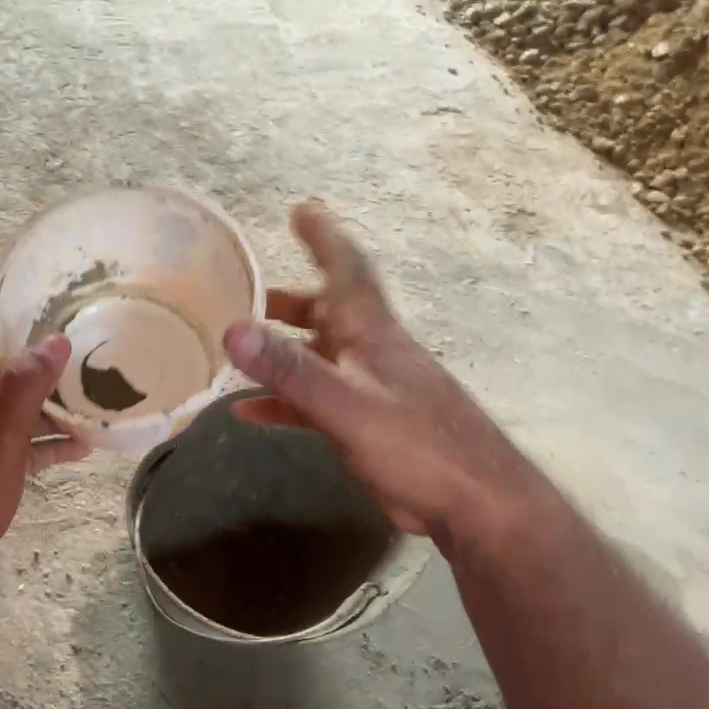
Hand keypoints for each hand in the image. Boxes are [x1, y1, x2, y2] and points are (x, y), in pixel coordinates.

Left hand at [0, 328, 83, 581]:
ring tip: (97, 397)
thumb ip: (23, 391)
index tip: (53, 312)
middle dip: (44, 365)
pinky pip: (23, 448)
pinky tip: (84, 446)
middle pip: (8, 378)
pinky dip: (49, 443)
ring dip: (53, 406)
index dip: (13, 326)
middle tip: (89, 353)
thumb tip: (53, 340)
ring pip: (19, 415)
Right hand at [222, 202, 547, 540]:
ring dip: (278, 345)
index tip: (303, 207)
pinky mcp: (363, 421)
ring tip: (236, 345)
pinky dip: (280, 398)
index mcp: (371, 334)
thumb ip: (291, 370)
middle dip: (286, 295)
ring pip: (315, 352)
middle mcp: (369, 350)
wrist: (475, 501)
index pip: (347, 270)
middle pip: (324, 309)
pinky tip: (247, 410)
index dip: (324, 237)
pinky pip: (312, 398)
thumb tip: (233, 329)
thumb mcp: (346, 405)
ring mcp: (368, 386)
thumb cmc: (418, 446)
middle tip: (243, 289)